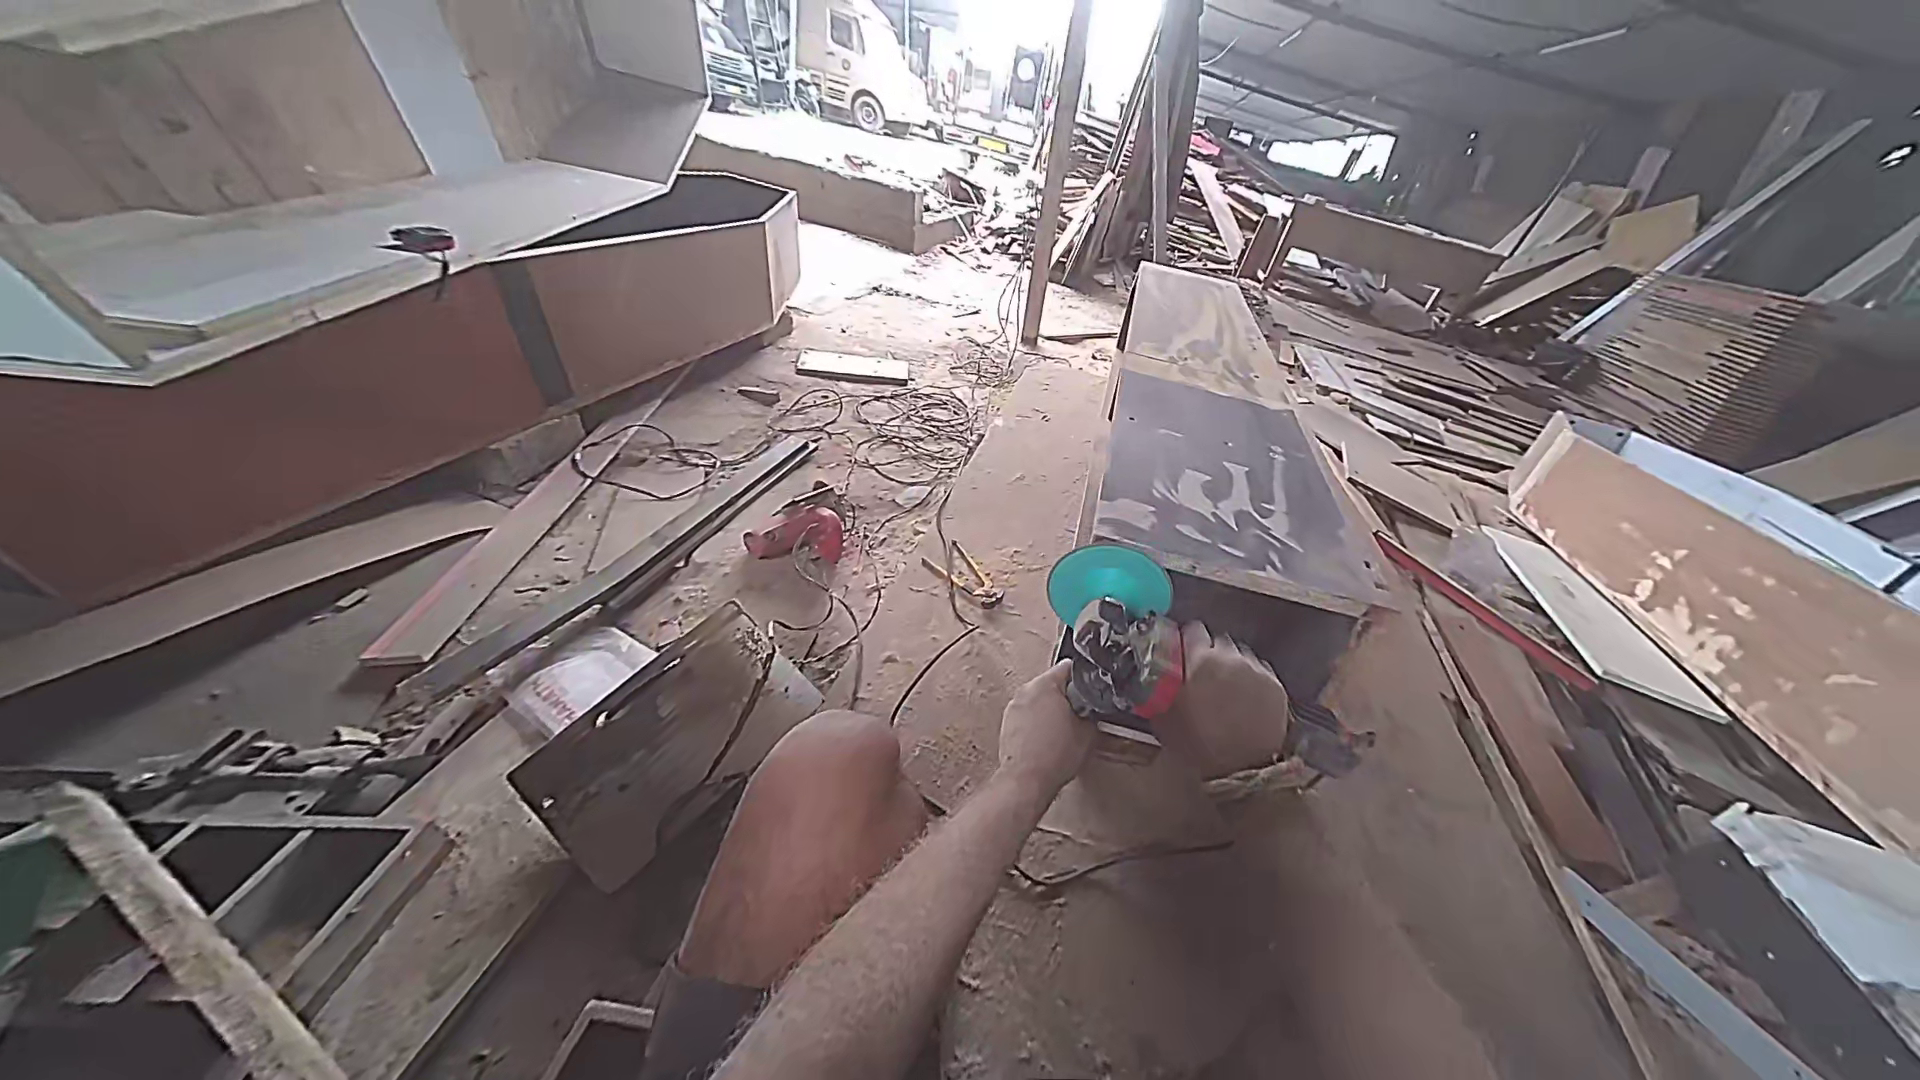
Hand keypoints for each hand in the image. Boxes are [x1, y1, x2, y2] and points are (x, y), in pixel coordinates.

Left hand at [996, 661, 1093, 798]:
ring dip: (1051, 709)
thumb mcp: (1088, 733)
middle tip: (1081, 712)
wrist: (1027, 780)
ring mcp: (1014, 706)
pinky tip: (1049, 739)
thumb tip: (1094, 711)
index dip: (1084, 678)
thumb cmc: (1054, 756)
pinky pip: (1028, 715)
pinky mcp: (1008, 723)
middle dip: (1067, 696)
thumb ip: (1092, 713)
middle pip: (1052, 683)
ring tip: (1064, 729)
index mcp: (1045, 684)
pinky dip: (1038, 722)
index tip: (1091, 688)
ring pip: (1039, 699)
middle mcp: (1026, 690)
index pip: (1069, 667)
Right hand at [1153, 622, 1291, 777]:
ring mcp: (1255, 669)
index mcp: (1199, 659)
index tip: (1180, 652)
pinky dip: (1249, 677)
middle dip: (1208, 652)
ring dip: (1229, 663)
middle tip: (1201, 673)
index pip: (1192, 629)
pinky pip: (1257, 669)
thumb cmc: (1196, 742)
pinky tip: (1243, 696)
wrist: (1241, 769)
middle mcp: (1229, 656)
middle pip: (1217, 639)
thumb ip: (1158, 681)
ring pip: (1238, 653)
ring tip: (1224, 686)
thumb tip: (1152, 666)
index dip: (1184, 640)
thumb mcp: (1163, 712)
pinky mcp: (1275, 683)